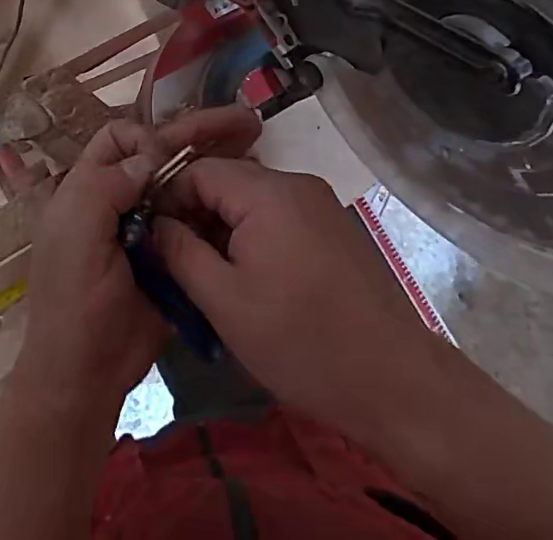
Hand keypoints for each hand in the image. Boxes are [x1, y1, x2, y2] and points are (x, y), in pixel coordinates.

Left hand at [16, 107, 261, 409]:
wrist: (88, 370)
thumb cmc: (73, 298)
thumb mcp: (75, 234)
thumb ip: (104, 186)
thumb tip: (149, 156)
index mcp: (87, 188)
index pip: (118, 138)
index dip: (144, 138)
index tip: (165, 160)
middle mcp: (119, 199)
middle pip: (159, 154)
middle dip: (198, 133)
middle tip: (246, 120)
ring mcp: (148, 226)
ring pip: (183, 182)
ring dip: (215, 161)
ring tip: (257, 145)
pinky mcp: (173, 254)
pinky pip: (197, 218)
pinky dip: (220, 201)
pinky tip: (250, 192)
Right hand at [152, 157, 444, 420]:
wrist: (398, 384)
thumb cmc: (302, 343)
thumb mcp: (224, 301)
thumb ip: (179, 252)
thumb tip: (154, 223)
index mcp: (268, 194)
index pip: (197, 170)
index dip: (168, 200)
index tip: (154, 239)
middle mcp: (296, 184)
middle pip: (226, 180)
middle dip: (195, 215)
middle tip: (179, 262)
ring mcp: (319, 204)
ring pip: (250, 199)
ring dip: (223, 228)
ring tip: (211, 275)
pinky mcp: (333, 226)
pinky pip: (277, 214)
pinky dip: (253, 235)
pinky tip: (249, 277)